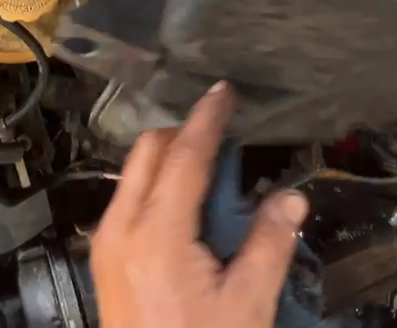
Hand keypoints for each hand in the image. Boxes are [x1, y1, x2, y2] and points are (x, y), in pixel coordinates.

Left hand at [92, 84, 309, 327]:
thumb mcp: (248, 309)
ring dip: (169, 159)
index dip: (206, 119)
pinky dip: (156, 186)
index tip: (222, 91)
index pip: (184, 156)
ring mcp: (106, 241)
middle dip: (184, 134)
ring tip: (211, 172)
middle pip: (149, 153)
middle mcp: (121, 226)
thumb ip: (269, 246)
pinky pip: (128, 198)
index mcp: (157, 234)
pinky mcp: (103, 257)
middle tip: (222, 136)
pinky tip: (186, 207)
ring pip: (134, 172)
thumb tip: (292, 198)